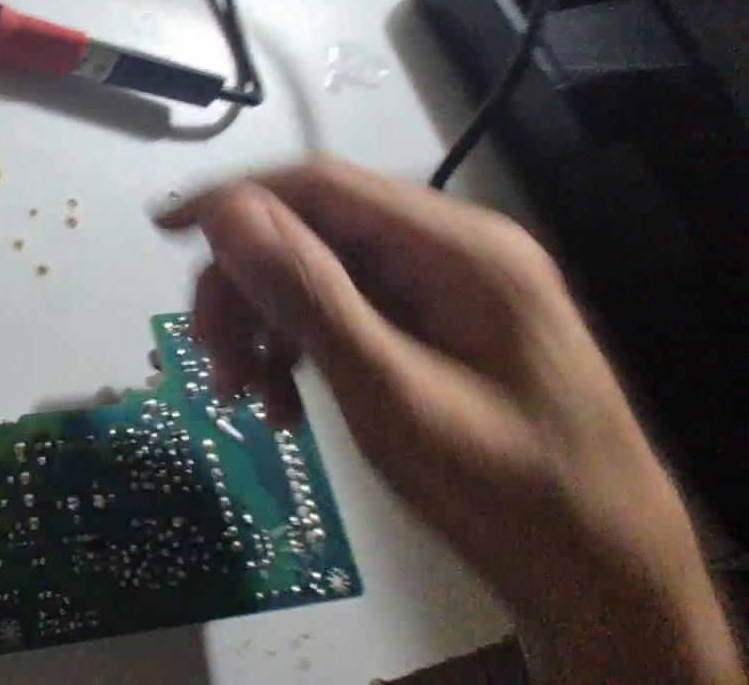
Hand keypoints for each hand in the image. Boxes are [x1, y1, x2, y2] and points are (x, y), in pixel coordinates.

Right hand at [158, 158, 742, 684]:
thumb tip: (224, 213)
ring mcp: (439, 286)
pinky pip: (331, 309)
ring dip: (259, 326)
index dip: (231, 200)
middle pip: (304, 232)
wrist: (603, 582)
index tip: (164, 232)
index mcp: (457, 249)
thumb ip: (307, 295)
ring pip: (307, 272)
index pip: (317, 185)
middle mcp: (447, 249)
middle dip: (243, 290)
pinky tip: (279, 401)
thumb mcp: (391, 393)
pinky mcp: (427, 320)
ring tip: (242, 392)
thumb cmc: (508, 493)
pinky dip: (289, 348)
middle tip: (210, 356)